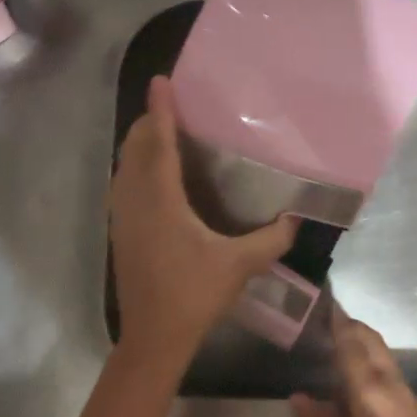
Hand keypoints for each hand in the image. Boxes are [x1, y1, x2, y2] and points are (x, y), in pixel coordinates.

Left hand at [110, 76, 298, 367]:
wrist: (153, 336)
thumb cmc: (194, 296)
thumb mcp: (239, 266)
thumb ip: (271, 241)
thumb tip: (296, 220)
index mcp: (161, 200)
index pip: (160, 143)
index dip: (162, 109)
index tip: (161, 80)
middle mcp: (135, 201)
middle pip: (136, 148)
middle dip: (150, 122)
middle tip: (172, 107)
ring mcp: (122, 217)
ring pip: (124, 167)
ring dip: (140, 145)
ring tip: (162, 133)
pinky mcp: (120, 233)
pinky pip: (122, 186)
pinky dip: (134, 168)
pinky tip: (152, 178)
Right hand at [290, 311, 416, 416]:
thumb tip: (297, 396)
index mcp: (368, 387)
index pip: (350, 342)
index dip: (337, 321)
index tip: (322, 302)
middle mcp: (388, 379)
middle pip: (370, 339)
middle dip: (350, 325)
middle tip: (325, 319)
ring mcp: (403, 389)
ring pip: (380, 350)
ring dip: (360, 338)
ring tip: (336, 340)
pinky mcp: (410, 402)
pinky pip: (385, 364)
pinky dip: (369, 355)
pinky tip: (355, 372)